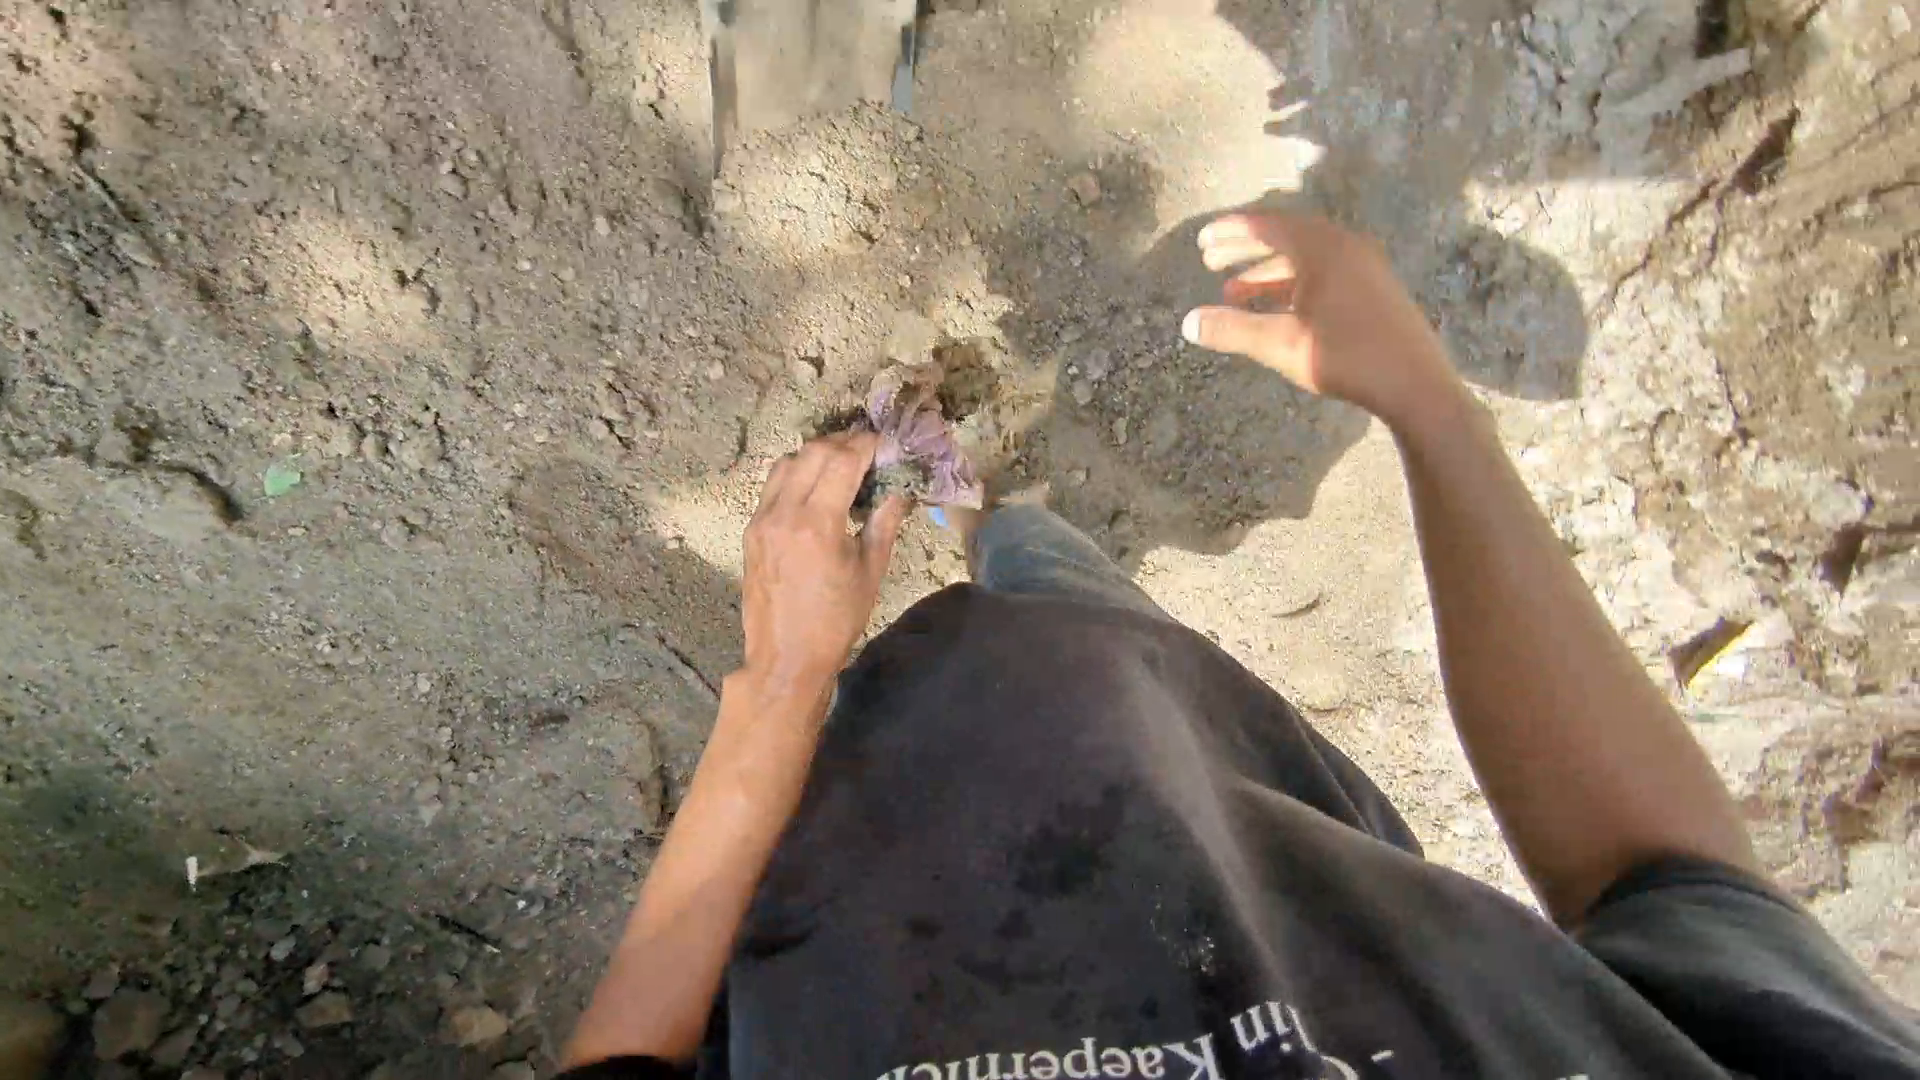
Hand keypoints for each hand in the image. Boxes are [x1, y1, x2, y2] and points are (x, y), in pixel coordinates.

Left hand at [740, 433, 909, 690]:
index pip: (842, 461)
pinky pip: (773, 484)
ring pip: (787, 462)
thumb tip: (900, 488)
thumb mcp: (870, 572)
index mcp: (817, 523)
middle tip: (868, 447)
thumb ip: (885, 523)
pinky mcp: (751, 529)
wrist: (786, 656)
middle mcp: (783, 512)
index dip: (866, 444)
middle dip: (843, 442)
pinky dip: (797, 472)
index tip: (885, 442)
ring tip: (842, 462)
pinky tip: (816, 486)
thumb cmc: (836, 619)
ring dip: (816, 453)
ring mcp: (762, 519)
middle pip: (813, 452)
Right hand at [1180, 213, 1463, 427]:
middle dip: (1245, 250)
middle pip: (1286, 237)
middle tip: (1211, 262)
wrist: (1412, 382)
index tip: (1202, 240)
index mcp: (1323, 249)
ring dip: (1266, 271)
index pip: (1268, 227)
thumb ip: (1232, 329)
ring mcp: (1363, 266)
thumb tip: (1187, 323)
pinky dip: (1291, 284)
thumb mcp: (1279, 344)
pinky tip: (1275, 308)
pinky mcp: (1372, 288)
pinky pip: (1322, 273)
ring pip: (1304, 258)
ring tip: (1234, 293)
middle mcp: (1345, 247)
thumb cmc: (1344, 356)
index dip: (1231, 232)